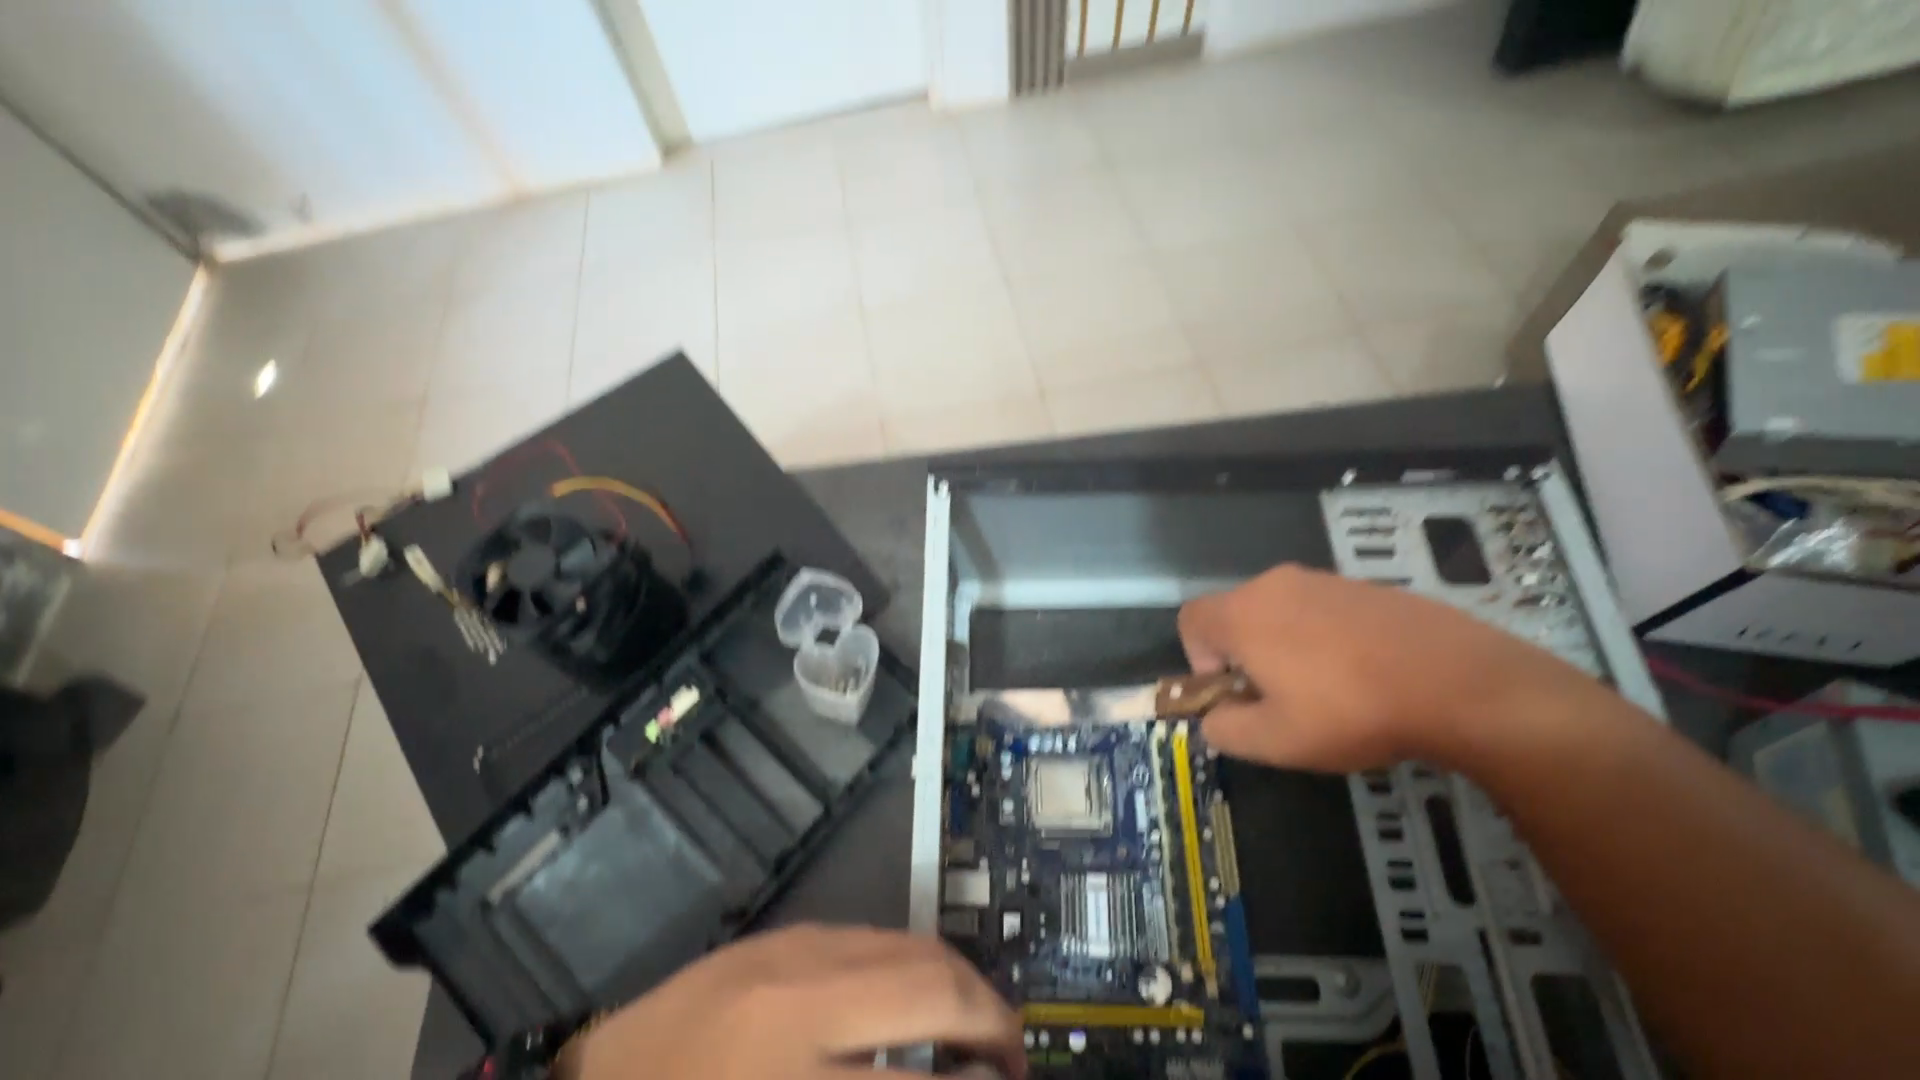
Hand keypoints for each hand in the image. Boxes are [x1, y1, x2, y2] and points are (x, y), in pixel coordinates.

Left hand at [557, 924, 1023, 1079]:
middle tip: (1011, 1061)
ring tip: (978, 1027)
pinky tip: (919, 998)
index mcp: (793, 1078)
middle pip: (934, 986)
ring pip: (909, 945)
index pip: (923, 1076)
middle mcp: (799, 999)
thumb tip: (939, 1075)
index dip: (983, 1079)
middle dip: (993, 1022)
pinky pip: (871, 936)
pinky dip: (913, 963)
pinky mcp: (777, 938)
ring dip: (959, 982)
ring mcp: (787, 954)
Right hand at [1176, 564, 1596, 772]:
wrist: (1459, 682)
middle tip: (1279, 702)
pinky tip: (1365, 678)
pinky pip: (1325, 612)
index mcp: (1244, 613)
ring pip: (1282, 613)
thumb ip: (1225, 729)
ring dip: (1286, 649)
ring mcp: (1327, 581)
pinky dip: (1326, 641)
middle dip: (1244, 657)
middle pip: (1236, 615)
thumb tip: (1216, 717)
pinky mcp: (1368, 588)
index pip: (1190, 620)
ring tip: (1327, 694)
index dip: (1198, 661)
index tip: (1235, 695)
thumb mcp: (1275, 742)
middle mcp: (1277, 584)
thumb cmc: (1351, 711)